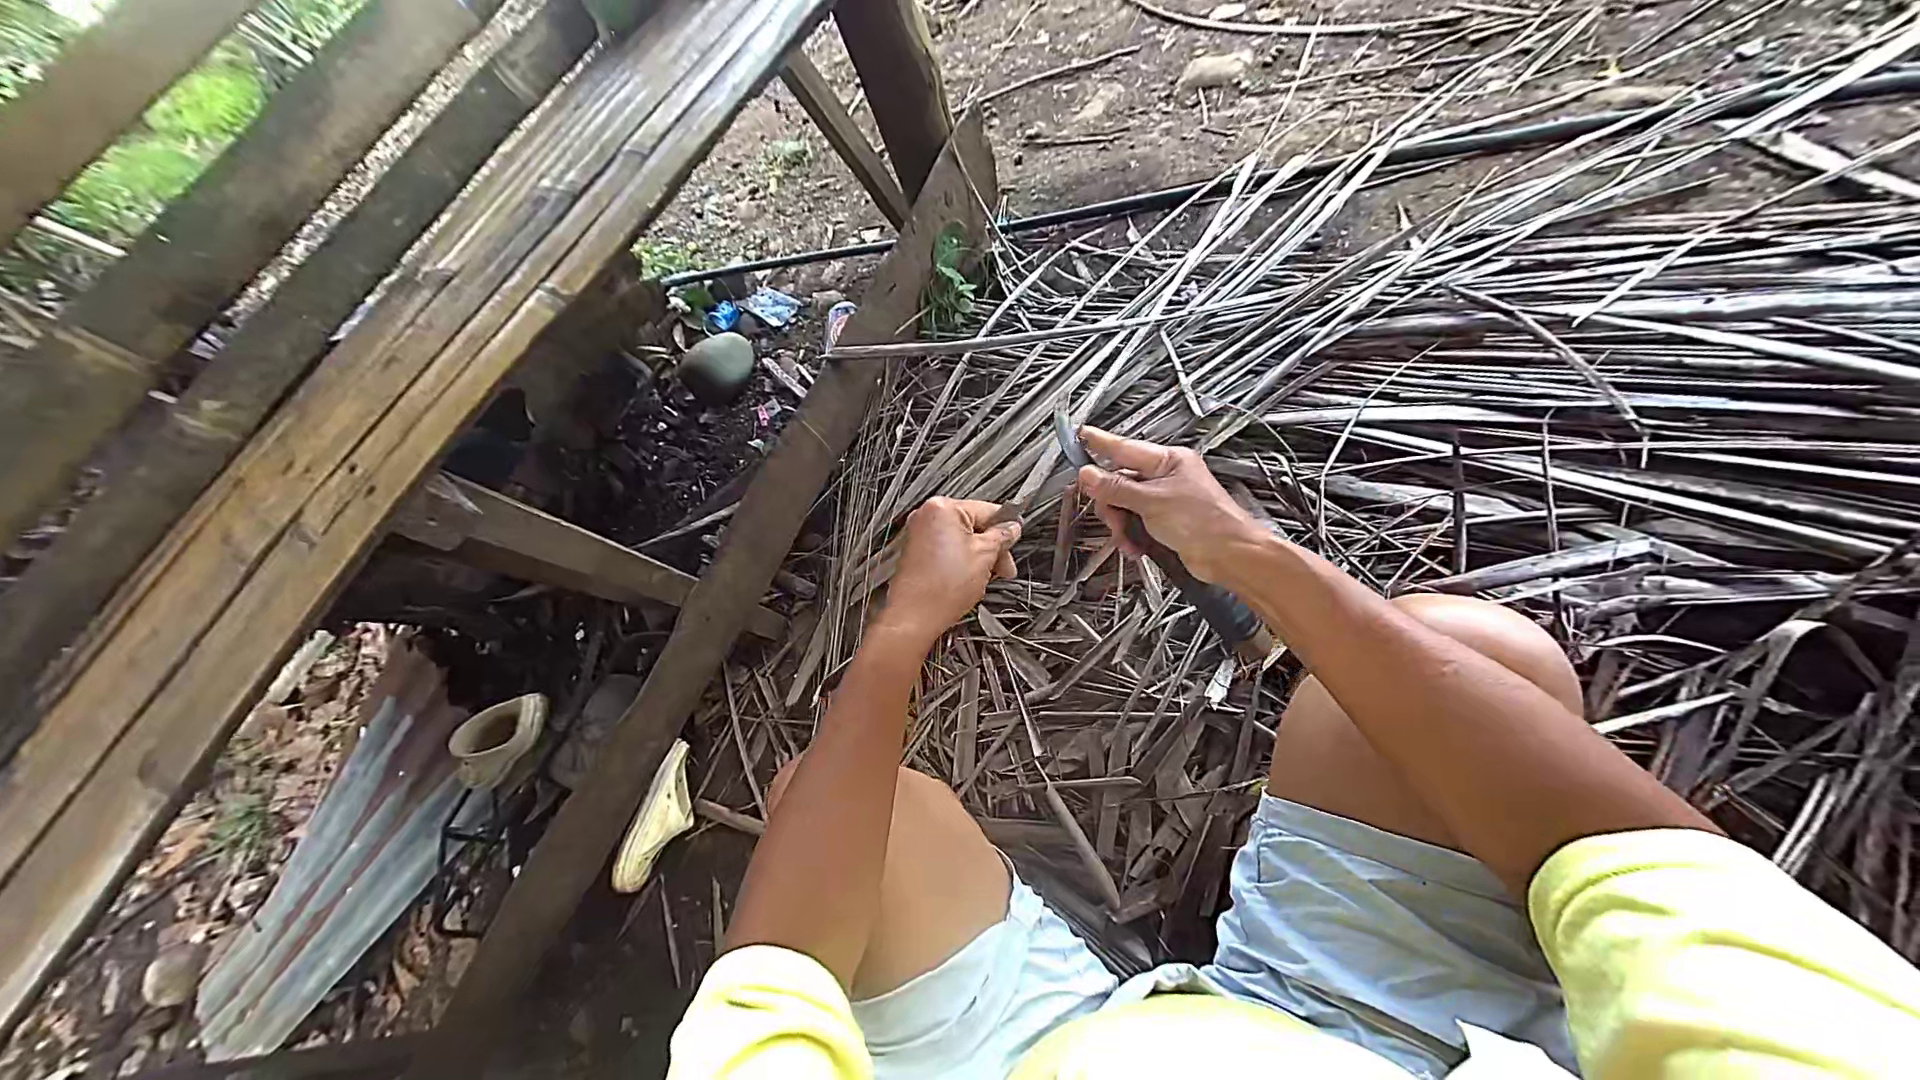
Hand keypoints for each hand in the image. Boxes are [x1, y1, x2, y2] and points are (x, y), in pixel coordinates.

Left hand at [880, 497, 1020, 640]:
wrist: (914, 617)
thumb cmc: (940, 588)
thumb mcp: (985, 556)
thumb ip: (1002, 536)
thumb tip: (1012, 528)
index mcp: (942, 508)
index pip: (987, 509)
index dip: (1006, 528)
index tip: (1014, 540)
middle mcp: (927, 517)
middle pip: (974, 525)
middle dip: (992, 547)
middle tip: (1003, 566)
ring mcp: (919, 535)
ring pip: (962, 540)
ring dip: (979, 556)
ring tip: (985, 576)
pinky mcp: (917, 554)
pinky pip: (948, 551)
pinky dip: (961, 563)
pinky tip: (968, 580)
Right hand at [1075, 426, 1263, 583]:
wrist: (1230, 556)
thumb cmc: (1208, 523)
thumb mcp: (1152, 502)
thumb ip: (1116, 488)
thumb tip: (1089, 475)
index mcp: (1168, 461)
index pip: (1124, 447)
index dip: (1100, 442)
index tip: (1081, 435)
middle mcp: (1165, 477)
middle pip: (1119, 482)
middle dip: (1111, 503)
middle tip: (1112, 516)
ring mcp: (1164, 500)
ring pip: (1123, 505)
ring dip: (1120, 524)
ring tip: (1127, 537)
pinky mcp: (1164, 521)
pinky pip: (1134, 523)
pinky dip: (1130, 536)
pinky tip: (1136, 546)